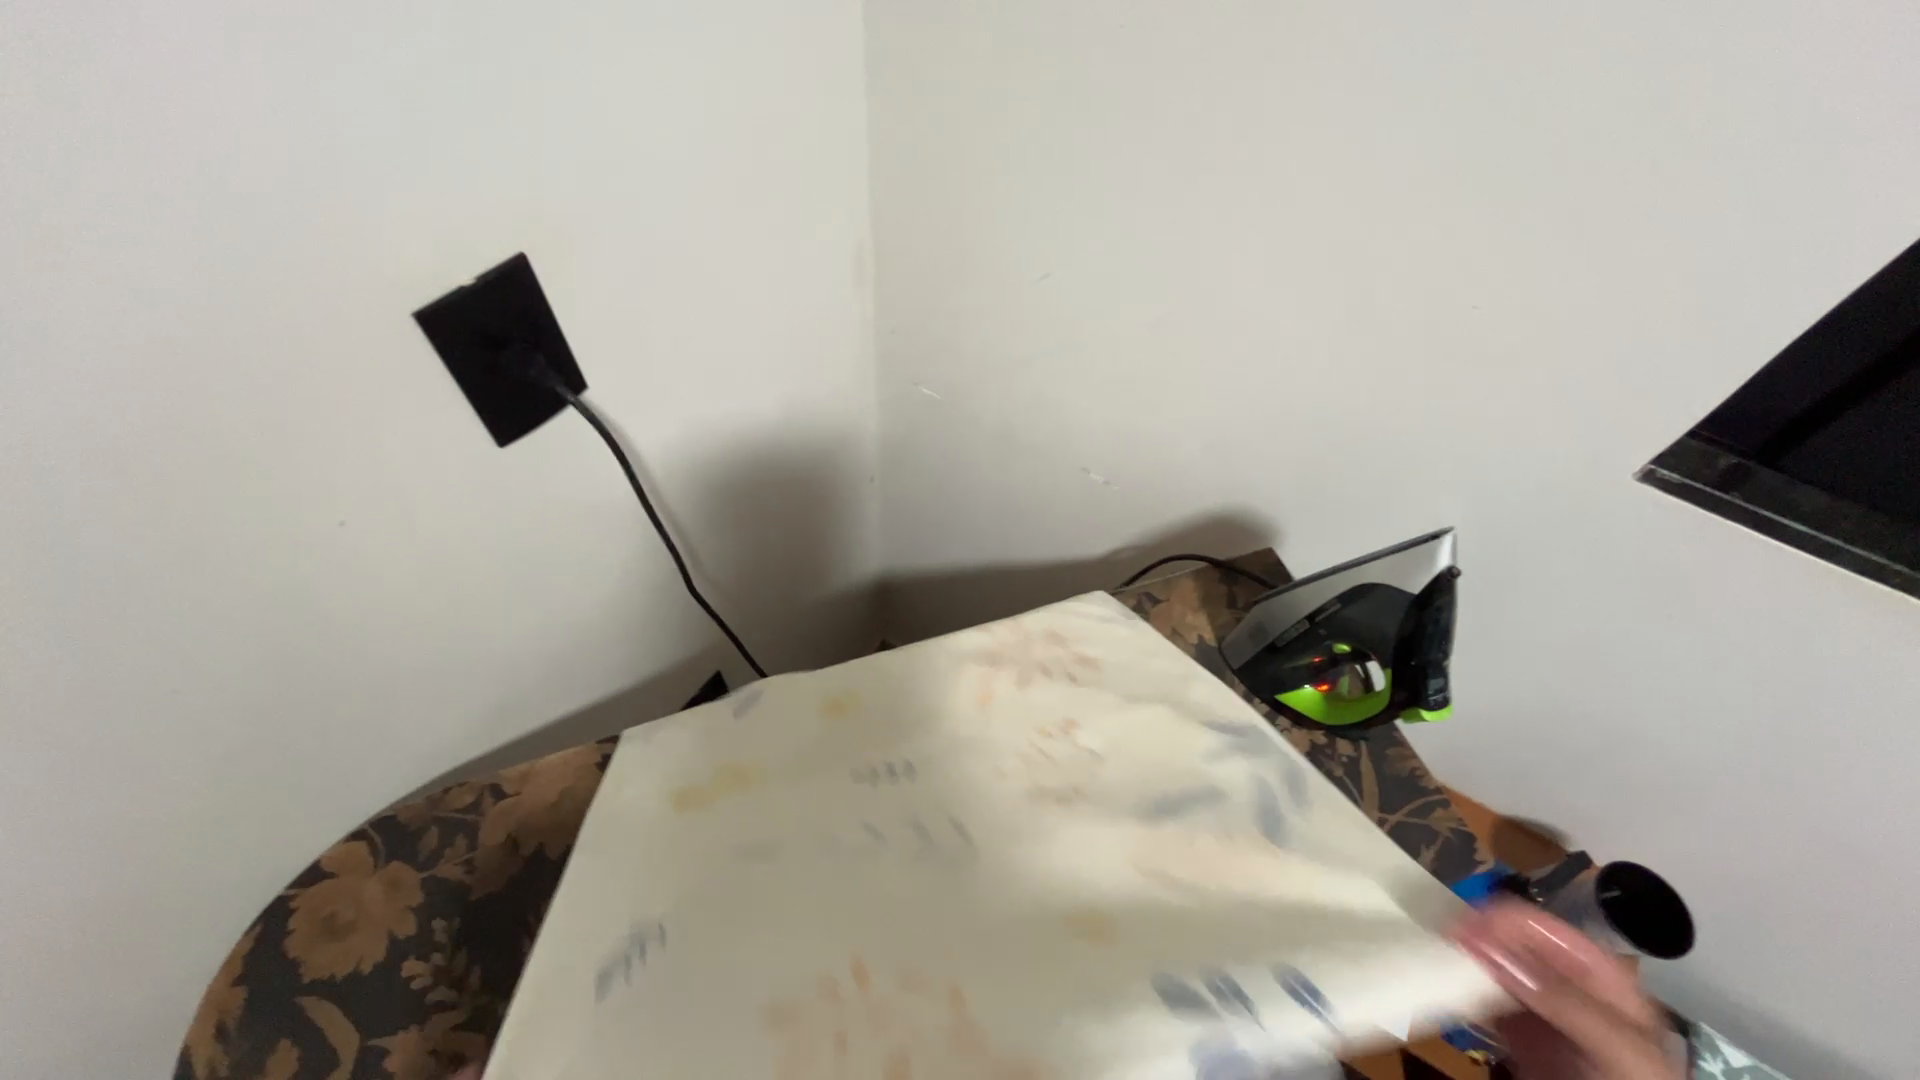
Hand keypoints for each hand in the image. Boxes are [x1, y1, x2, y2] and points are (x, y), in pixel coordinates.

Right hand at [1452, 901, 1682, 1079]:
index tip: (1458, 926)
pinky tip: (1437, 992)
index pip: (1540, 926)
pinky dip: (1456, 994)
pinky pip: (1479, 1002)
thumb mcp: (1620, 1047)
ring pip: (1487, 968)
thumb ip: (1564, 1000)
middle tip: (1435, 943)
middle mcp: (1563, 983)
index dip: (1499, 918)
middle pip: (1506, 942)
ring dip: (1457, 962)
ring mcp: (1537, 1010)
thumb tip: (1491, 949)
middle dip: (1470, 937)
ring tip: (1427, 963)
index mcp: (1596, 973)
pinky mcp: (1516, 1036)